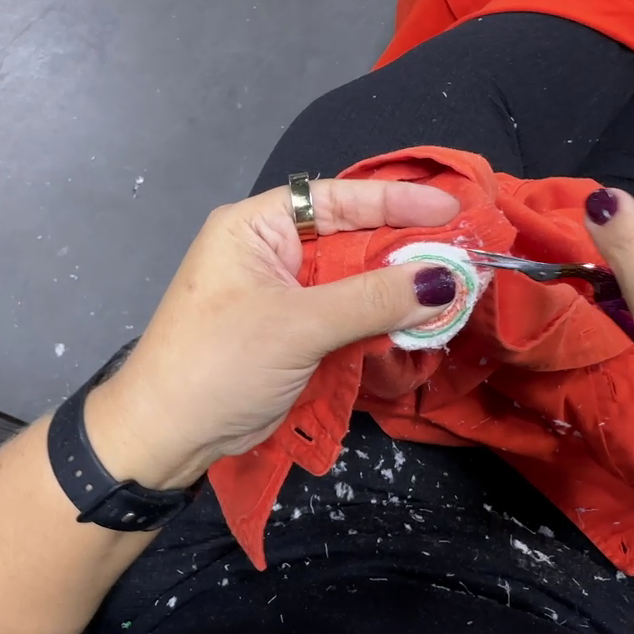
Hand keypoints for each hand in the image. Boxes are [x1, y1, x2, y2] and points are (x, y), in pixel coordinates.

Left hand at [84, 180, 461, 489]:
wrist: (167, 434)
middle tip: (465, 256)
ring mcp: (281, 293)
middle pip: (349, 239)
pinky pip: (345, 314)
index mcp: (255, 227)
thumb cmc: (219, 362)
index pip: (333, 199)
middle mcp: (269, 252)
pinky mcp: (291, 331)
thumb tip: (447, 278)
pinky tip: (418, 322)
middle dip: (403, 250)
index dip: (394, 201)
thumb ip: (373, 299)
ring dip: (396, 289)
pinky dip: (379, 320)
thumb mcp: (298, 325)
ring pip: (352, 281)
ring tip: (454, 292)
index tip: (451, 209)